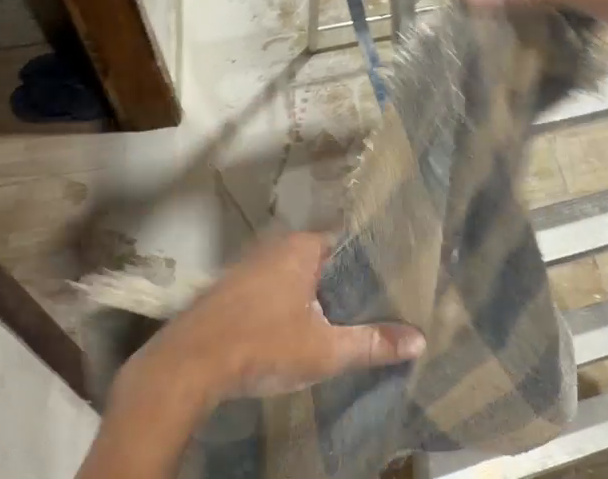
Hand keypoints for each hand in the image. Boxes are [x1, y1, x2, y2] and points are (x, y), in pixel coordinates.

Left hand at [114, 232, 426, 415]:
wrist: (189, 364)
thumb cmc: (263, 345)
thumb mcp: (325, 350)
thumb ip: (371, 342)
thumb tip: (418, 339)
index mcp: (302, 248)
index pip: (347, 243)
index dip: (368, 262)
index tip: (390, 280)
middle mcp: (275, 246)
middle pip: (320, 259)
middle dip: (340, 281)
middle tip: (369, 304)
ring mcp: (248, 265)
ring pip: (292, 274)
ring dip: (310, 294)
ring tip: (337, 318)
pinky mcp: (228, 289)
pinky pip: (269, 288)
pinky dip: (283, 303)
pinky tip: (292, 327)